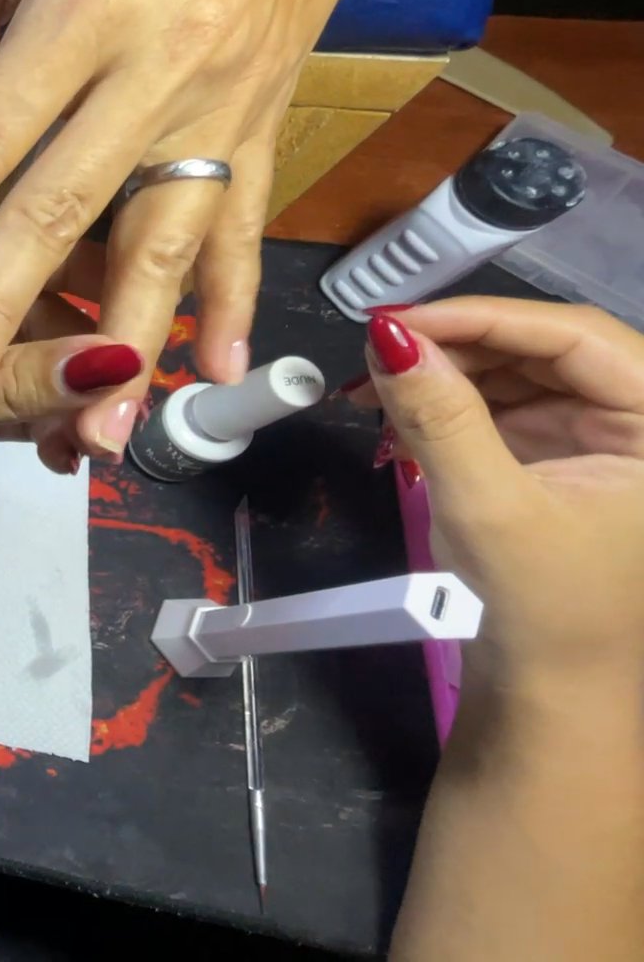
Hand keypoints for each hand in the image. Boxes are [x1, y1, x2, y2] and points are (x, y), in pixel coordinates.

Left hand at [0, 0, 395, 458]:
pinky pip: (243, 224)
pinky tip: (217, 368)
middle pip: (53, 217)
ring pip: (160, 243)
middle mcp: (149, 73)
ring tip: (96, 436)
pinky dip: (231, 299)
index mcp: (75, 16)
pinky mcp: (266, 120)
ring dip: (127, 347)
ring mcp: (216, 105)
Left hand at [0, 245, 140, 553]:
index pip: (17, 249)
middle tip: (122, 406)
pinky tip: (66, 459)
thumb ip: (13, 384)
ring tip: (95, 445)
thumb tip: (125, 358)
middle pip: (41, 312)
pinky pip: (32, 407)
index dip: (84, 277)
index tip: (147, 310)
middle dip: (86, 359)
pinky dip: (54, 429)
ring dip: (75, 403)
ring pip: (44, 365)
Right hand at [348, 299, 643, 685]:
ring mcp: (609, 429)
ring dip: (443, 370)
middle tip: (369, 355)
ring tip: (372, 390)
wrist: (557, 663)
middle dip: (455, 344)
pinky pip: (505, 399)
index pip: (577, 336)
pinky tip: (398, 411)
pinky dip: (446, 399)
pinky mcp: (569, 445)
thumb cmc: (541, 593)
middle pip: (548, 345)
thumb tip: (387, 337)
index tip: (388, 321)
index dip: (481, 317)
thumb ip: (438, 416)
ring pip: (521, 367)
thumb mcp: (483, 501)